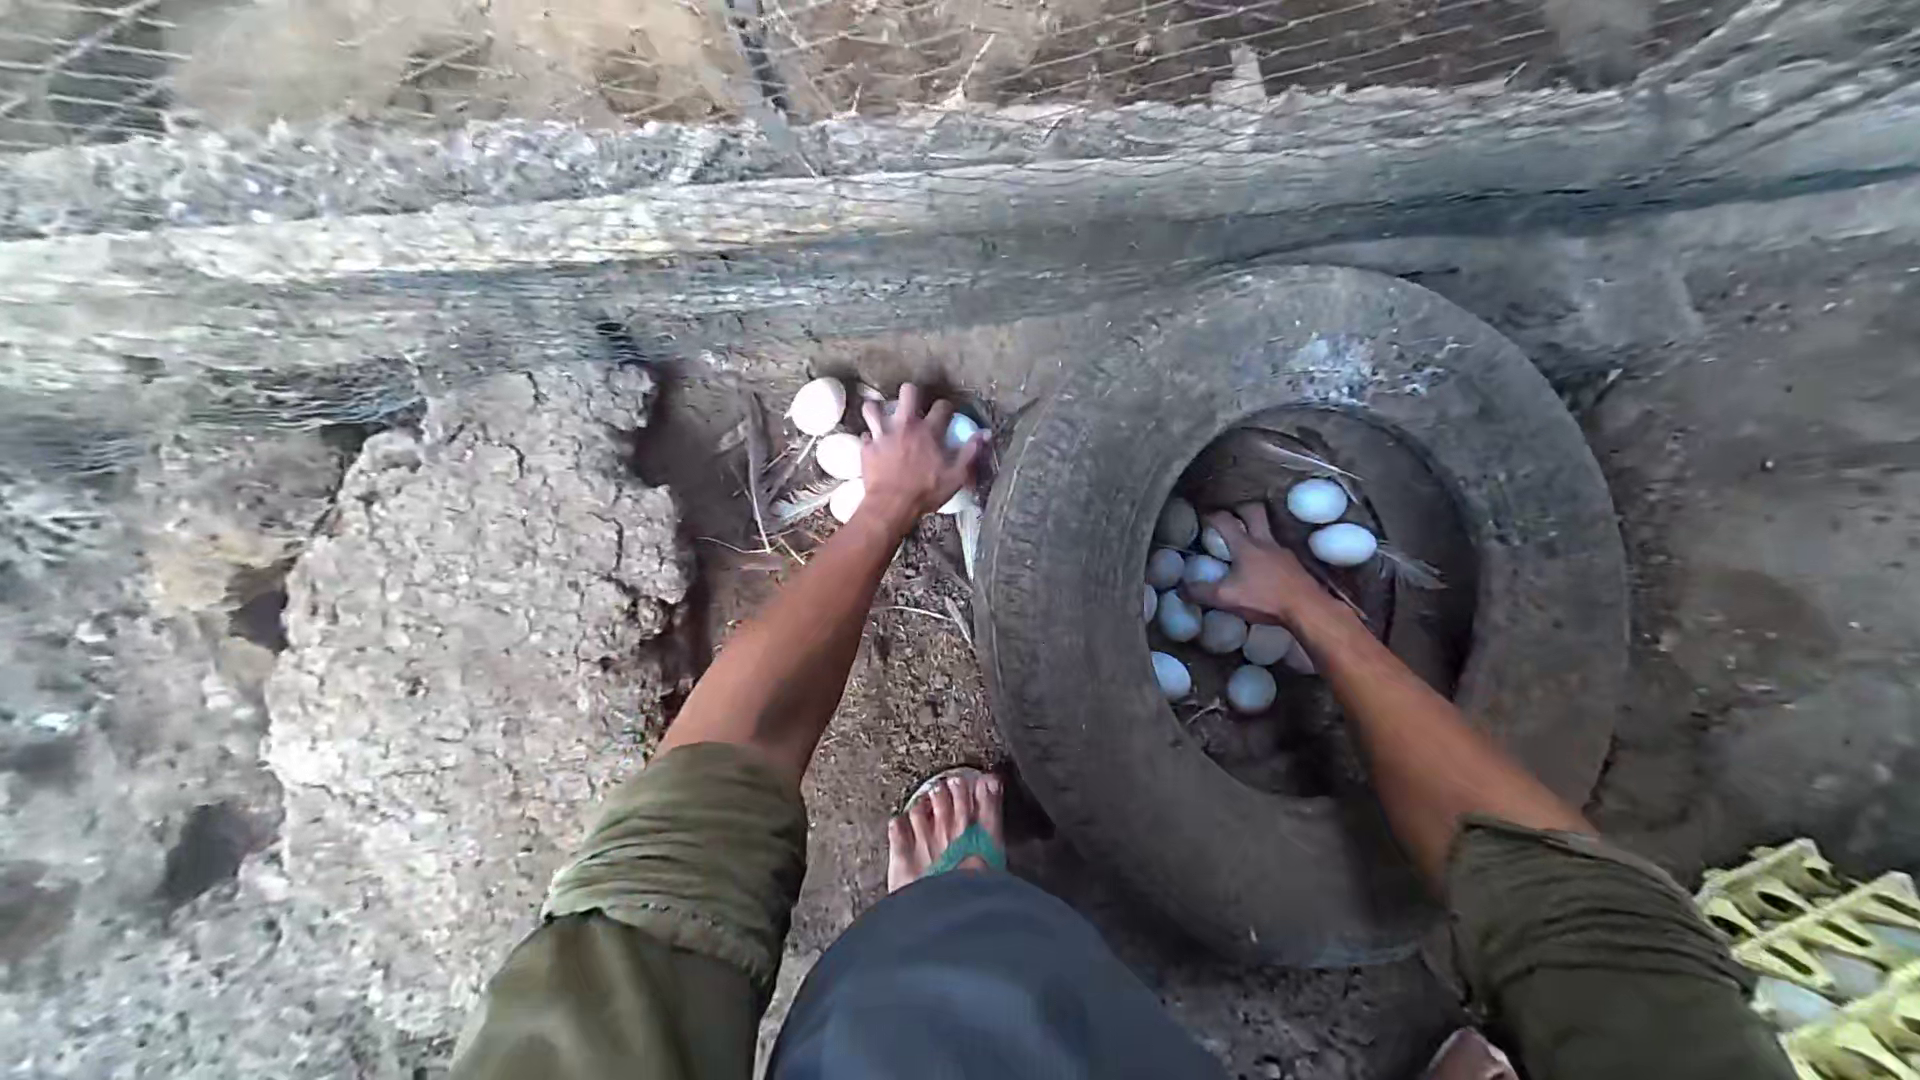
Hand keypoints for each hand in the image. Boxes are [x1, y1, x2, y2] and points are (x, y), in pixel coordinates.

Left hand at [858, 383, 984, 526]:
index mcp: (929, 431)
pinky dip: (870, 438)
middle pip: (907, 392)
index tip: (947, 414)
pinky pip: (865, 434)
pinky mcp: (867, 447)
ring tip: (883, 417)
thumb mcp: (956, 475)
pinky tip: (874, 444)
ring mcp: (883, 434)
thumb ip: (970, 452)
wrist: (892, 505)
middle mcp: (905, 425)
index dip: (946, 407)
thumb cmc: (926, 492)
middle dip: (911, 394)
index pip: (942, 406)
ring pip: (873, 407)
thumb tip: (985, 434)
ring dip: (878, 410)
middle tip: (913, 405)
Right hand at [1184, 502, 1333, 626]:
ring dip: (1258, 529)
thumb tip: (1180, 589)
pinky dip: (1269, 551)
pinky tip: (1264, 565)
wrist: (1307, 609)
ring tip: (1247, 540)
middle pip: (1254, 512)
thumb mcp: (1225, 598)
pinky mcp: (1295, 565)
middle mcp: (1265, 542)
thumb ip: (1200, 592)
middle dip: (1241, 508)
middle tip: (1231, 514)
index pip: (1225, 521)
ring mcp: (1283, 552)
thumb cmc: (1264, 599)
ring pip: (1269, 530)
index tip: (1203, 515)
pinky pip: (1279, 549)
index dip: (1212, 515)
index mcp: (1245, 546)